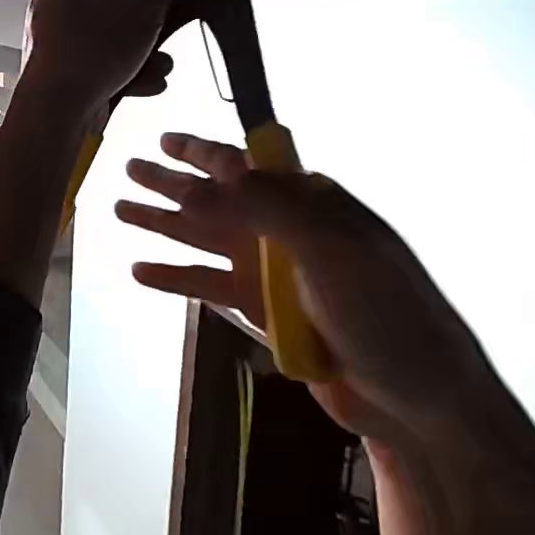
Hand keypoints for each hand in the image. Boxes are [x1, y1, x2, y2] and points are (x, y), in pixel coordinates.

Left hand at [20, 0, 236, 114]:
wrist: (59, 117)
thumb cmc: (87, 52)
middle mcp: (54, 4)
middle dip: (147, 7)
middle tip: (165, 7)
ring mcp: (61, 40)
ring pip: (113, 29)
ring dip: (144, 46)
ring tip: (156, 59)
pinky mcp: (71, 70)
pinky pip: (109, 60)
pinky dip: (131, 70)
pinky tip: (143, 81)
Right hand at [118, 133, 496, 442]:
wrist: (413, 396)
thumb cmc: (382, 308)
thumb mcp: (332, 245)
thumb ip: (272, 204)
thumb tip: (217, 169)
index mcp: (306, 202)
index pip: (245, 165)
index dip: (204, 151)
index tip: (167, 139)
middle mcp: (282, 229)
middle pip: (214, 197)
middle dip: (171, 182)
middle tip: (130, 167)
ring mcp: (269, 272)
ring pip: (202, 239)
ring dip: (162, 225)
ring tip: (121, 210)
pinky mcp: (261, 312)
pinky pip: (207, 285)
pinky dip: (174, 276)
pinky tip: (141, 270)